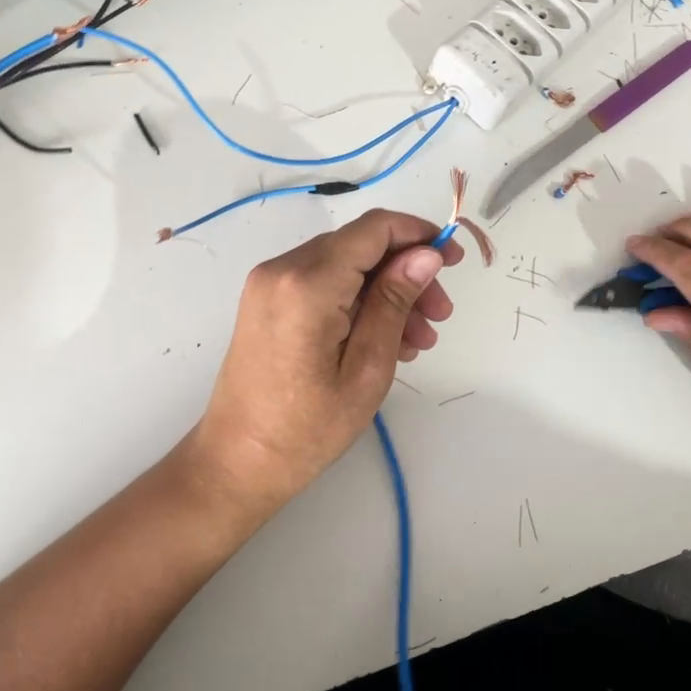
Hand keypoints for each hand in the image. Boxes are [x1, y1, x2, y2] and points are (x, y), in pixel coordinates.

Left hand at [193, 210, 463, 505]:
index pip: (373, 229)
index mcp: (307, 283)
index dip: (419, 235)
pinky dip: (357, 300)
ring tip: (418, 340)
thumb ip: (395, 302)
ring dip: (386, 290)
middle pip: (360, 245)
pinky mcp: (267, 300)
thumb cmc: (307, 428)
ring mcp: (270, 283)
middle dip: (407, 272)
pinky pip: (323, 283)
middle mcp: (283, 269)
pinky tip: (385, 339)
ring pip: (345, 265)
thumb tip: (427, 255)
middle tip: (440, 315)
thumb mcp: (366, 368)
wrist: (237, 462)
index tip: (452, 261)